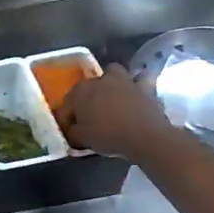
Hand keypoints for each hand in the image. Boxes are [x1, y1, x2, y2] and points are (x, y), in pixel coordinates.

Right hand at [56, 65, 178, 159]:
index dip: (67, 118)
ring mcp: (124, 82)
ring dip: (111, 83)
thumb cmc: (108, 134)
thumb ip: (72, 132)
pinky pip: (141, 83)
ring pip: (114, 74)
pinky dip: (138, 88)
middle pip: (88, 87)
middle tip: (89, 115)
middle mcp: (100, 81)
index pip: (67, 104)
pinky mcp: (145, 89)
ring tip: (112, 97)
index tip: (70, 131)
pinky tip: (137, 97)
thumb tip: (71, 130)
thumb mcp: (81, 138)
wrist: (147, 137)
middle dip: (86, 98)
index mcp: (80, 91)